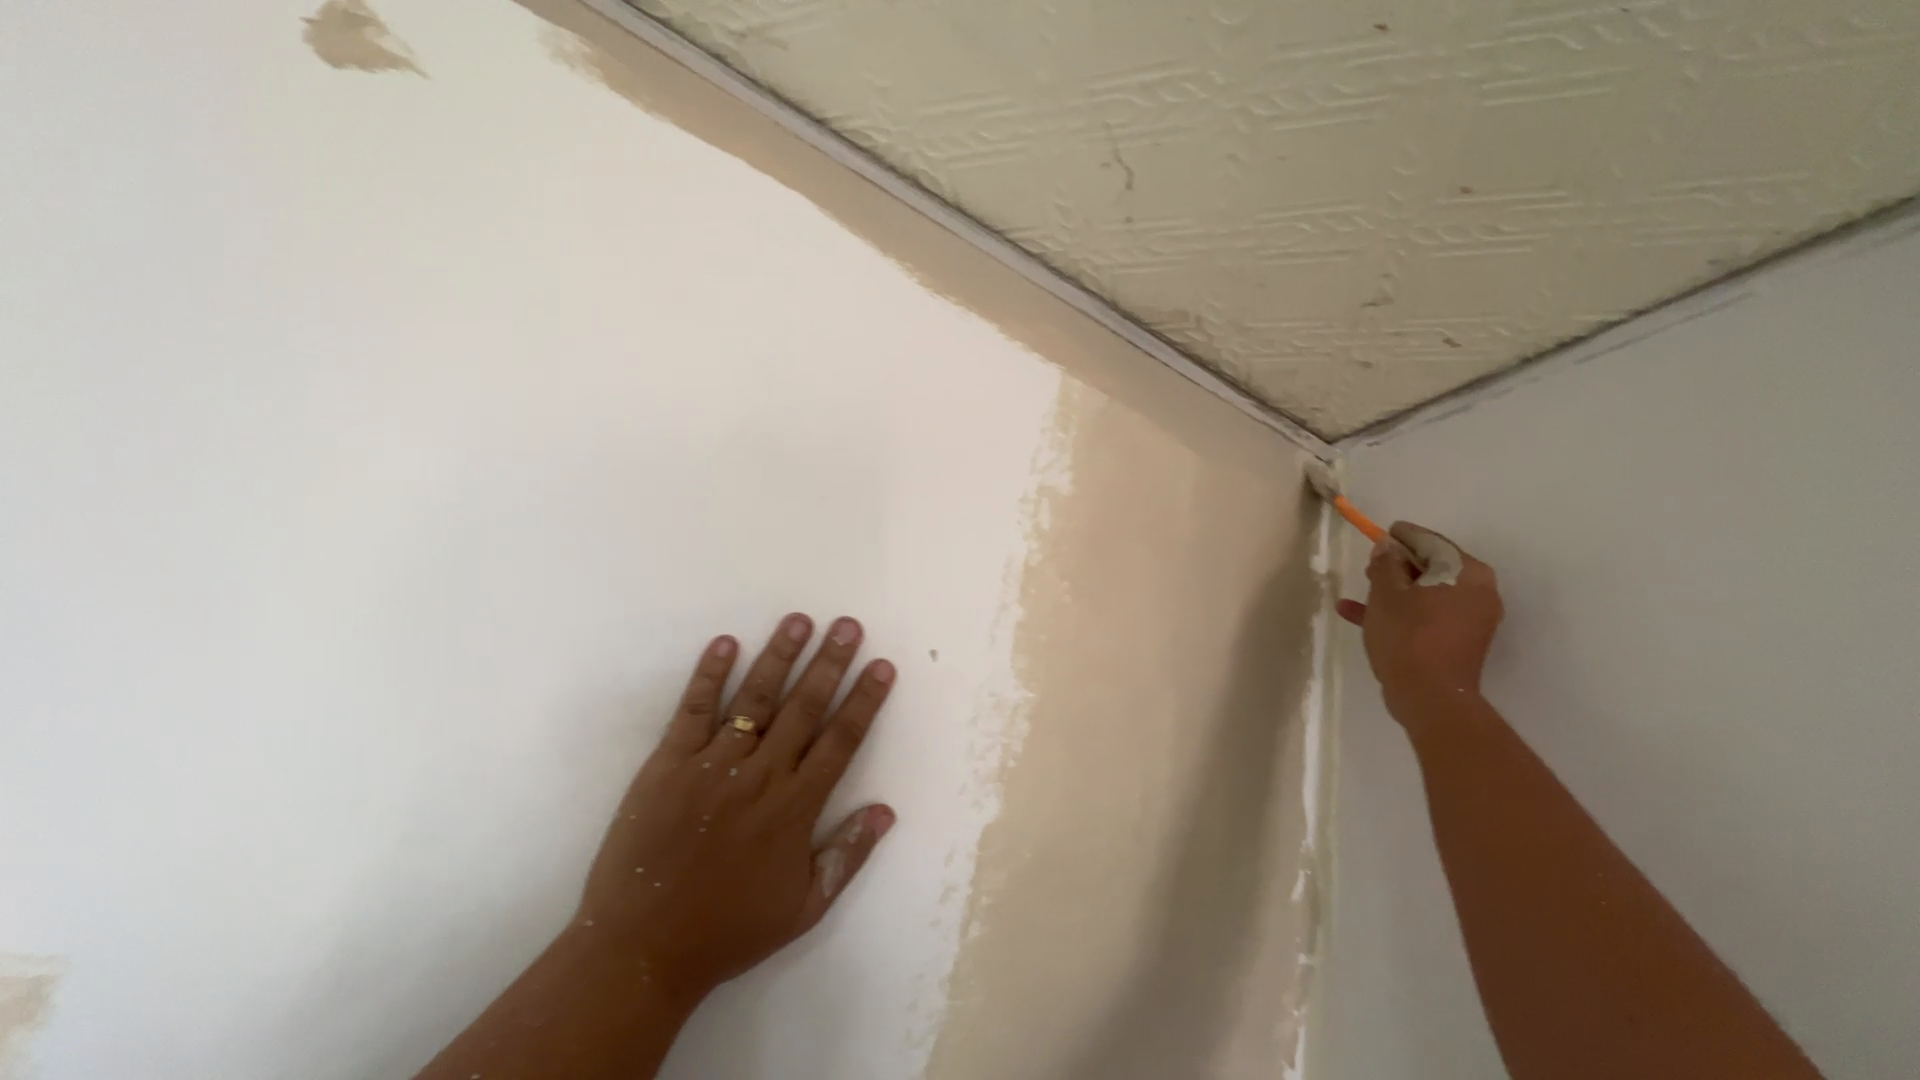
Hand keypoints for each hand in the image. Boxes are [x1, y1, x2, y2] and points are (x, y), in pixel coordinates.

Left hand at [578, 613, 896, 1007]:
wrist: (643, 947)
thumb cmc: (729, 930)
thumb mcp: (804, 907)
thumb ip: (847, 856)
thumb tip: (885, 810)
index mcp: (796, 809)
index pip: (841, 741)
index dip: (864, 700)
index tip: (881, 666)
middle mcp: (760, 777)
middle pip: (803, 708)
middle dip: (830, 663)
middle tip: (847, 625)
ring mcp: (712, 766)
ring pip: (754, 700)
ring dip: (779, 657)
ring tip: (799, 620)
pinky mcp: (668, 765)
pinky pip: (693, 711)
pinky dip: (710, 676)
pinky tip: (726, 643)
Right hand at [1336, 522, 1502, 724]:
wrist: (1429, 697)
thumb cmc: (1408, 636)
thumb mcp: (1386, 594)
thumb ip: (1385, 565)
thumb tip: (1387, 547)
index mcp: (1468, 573)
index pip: (1432, 542)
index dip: (1403, 536)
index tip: (1383, 533)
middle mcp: (1478, 592)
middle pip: (1433, 567)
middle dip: (1398, 566)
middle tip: (1370, 566)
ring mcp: (1471, 619)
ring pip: (1427, 594)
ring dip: (1394, 591)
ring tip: (1360, 591)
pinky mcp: (1459, 641)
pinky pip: (1427, 616)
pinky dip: (1401, 613)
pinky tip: (1359, 615)